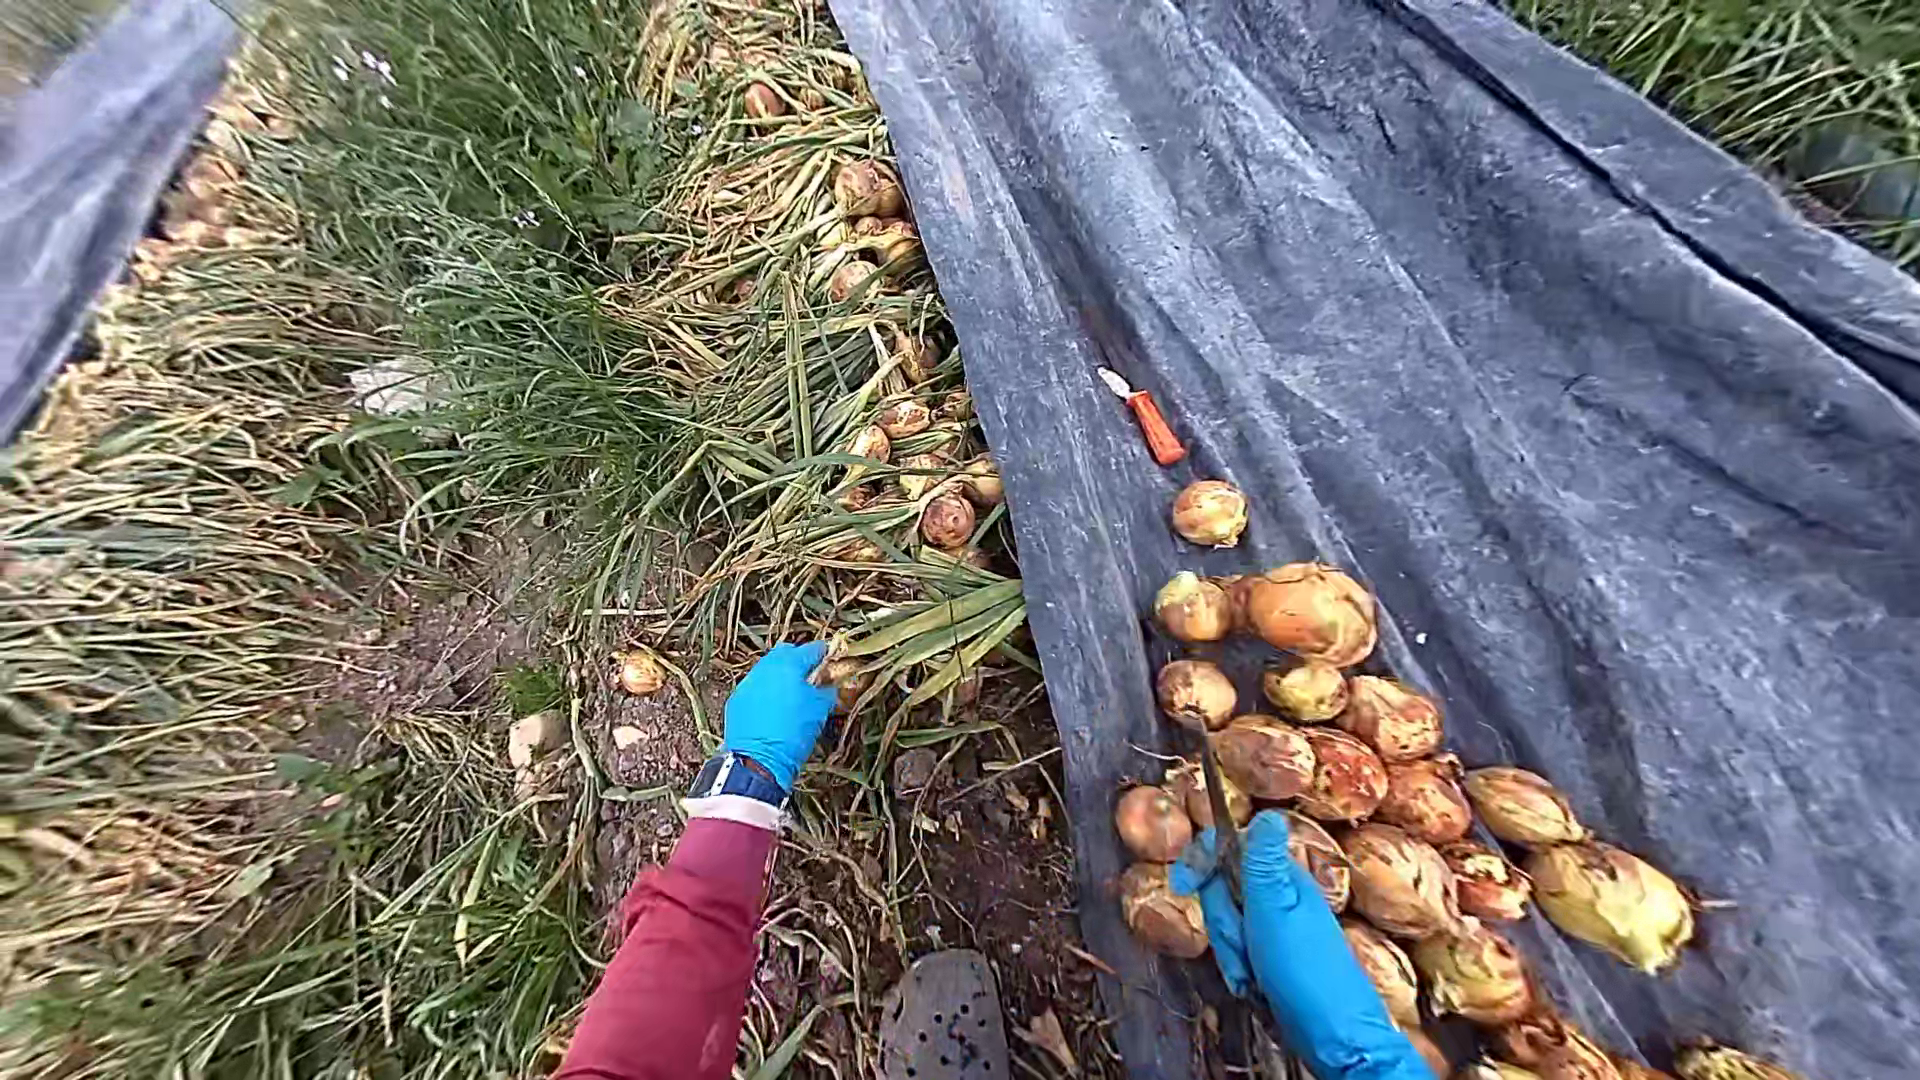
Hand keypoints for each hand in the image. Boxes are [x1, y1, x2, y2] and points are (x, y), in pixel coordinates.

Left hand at [721, 642, 838, 791]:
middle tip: (812, 676)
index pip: (812, 649)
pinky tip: (774, 708)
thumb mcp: (820, 710)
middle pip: (786, 653)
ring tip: (792, 694)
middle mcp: (765, 667)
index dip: (825, 653)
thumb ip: (827, 690)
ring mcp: (748, 683)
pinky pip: (756, 687)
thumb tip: (828, 684)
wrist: (757, 762)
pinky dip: (767, 691)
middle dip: (800, 660)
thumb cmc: (794, 732)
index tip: (832, 660)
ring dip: (781, 676)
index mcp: (789, 663)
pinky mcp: (736, 700)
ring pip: (769, 669)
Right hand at [1171, 811, 1430, 1079]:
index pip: (1223, 845)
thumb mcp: (1277, 909)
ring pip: (1224, 918)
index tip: (1184, 885)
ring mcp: (1272, 925)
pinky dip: (1238, 968)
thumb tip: (1268, 813)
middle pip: (1219, 885)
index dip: (1199, 861)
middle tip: (1243, 943)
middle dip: (1222, 918)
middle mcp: (1275, 893)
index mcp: (1280, 874)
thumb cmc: (1306, 973)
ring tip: (1253, 972)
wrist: (1341, 1046)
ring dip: (1230, 948)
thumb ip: (1263, 860)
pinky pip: (1234, 948)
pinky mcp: (1268, 953)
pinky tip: (1254, 985)